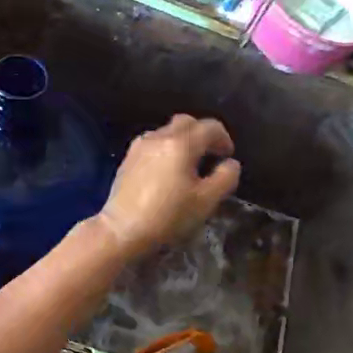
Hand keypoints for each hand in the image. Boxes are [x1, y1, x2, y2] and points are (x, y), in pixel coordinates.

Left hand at [94, 115, 240, 258]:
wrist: (122, 230)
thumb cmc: (168, 216)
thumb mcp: (206, 201)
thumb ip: (225, 178)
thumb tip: (230, 163)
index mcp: (181, 144)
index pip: (209, 127)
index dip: (224, 138)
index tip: (227, 156)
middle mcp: (159, 137)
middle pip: (186, 122)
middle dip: (202, 134)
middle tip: (211, 155)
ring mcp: (140, 146)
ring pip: (167, 132)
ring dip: (183, 141)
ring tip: (189, 165)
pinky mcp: (128, 159)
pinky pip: (153, 144)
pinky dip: (166, 149)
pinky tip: (167, 171)